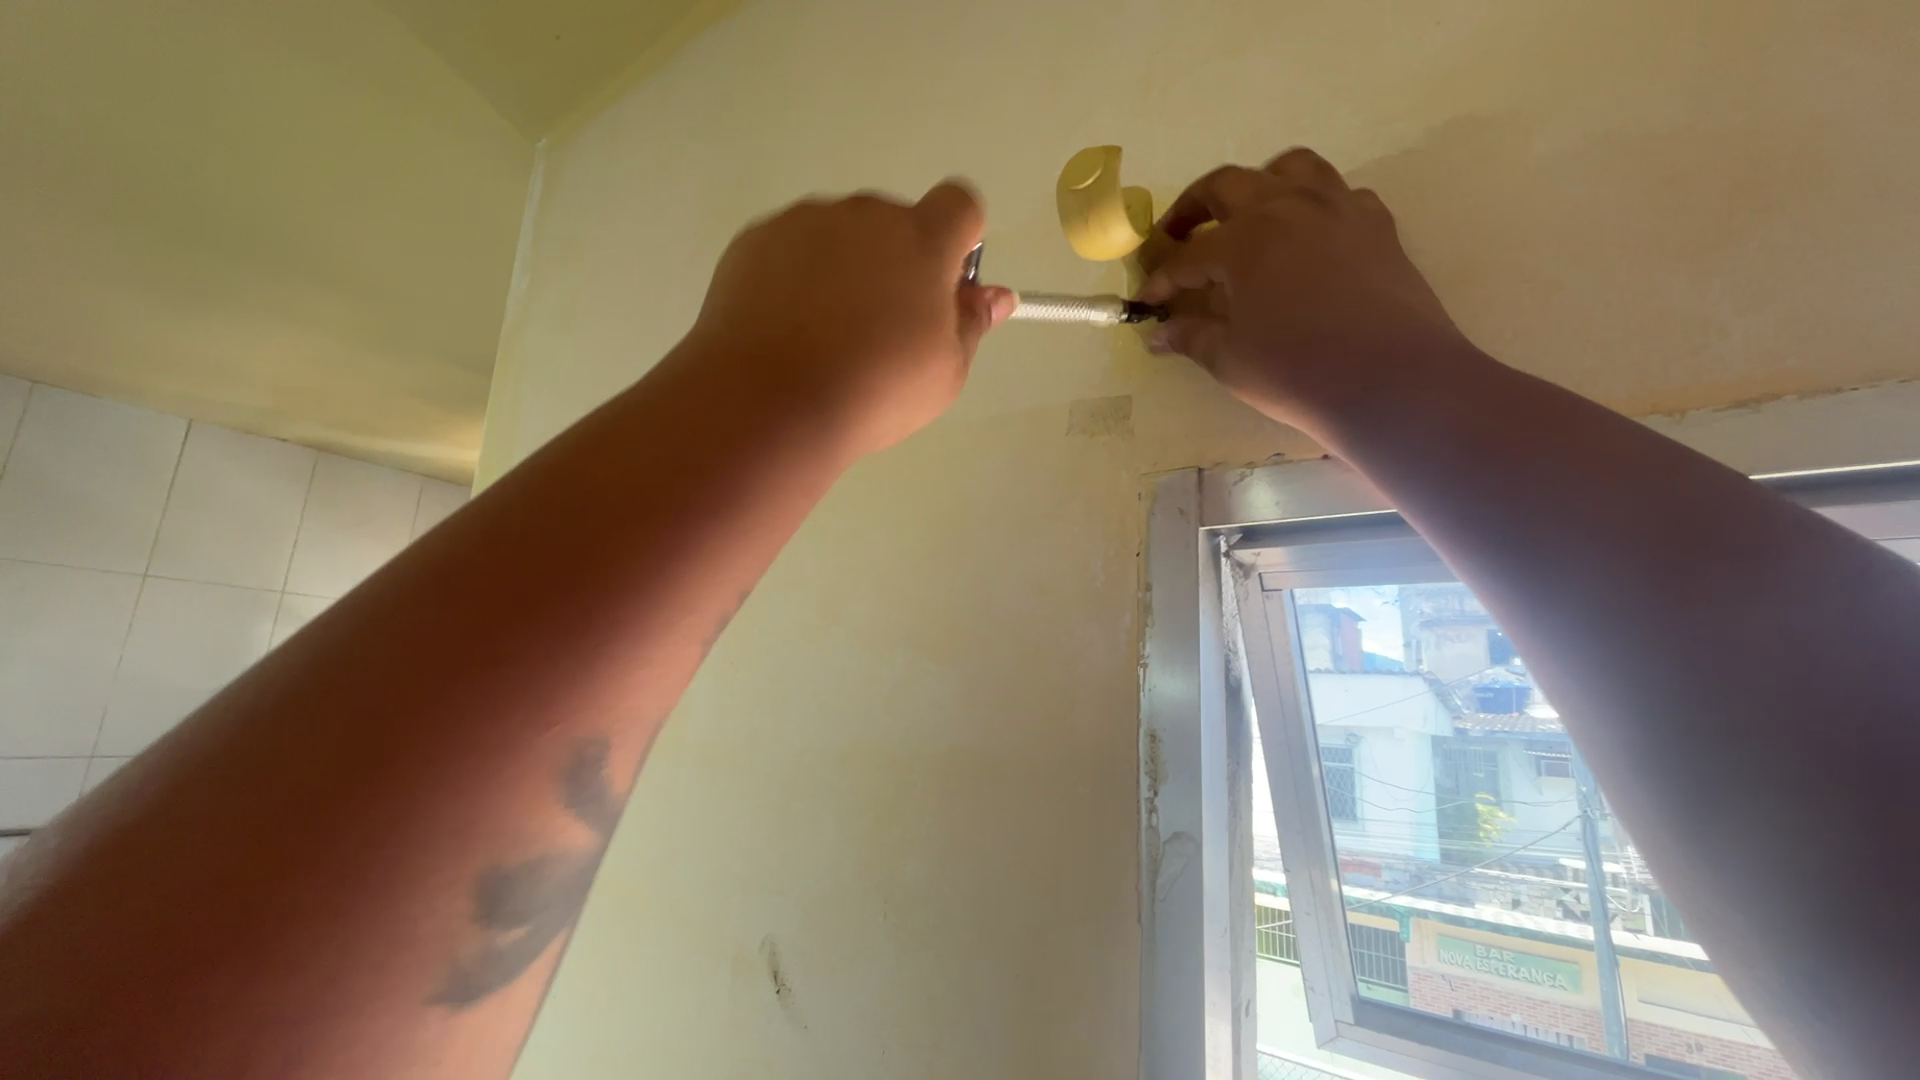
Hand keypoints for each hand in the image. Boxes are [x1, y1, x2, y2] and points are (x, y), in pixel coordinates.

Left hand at [681, 182, 1016, 458]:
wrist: (771, 400)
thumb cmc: (876, 389)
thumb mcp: (945, 371)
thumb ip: (972, 322)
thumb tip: (995, 295)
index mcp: (921, 239)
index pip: (959, 204)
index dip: (959, 240)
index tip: (943, 284)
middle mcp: (864, 215)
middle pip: (894, 223)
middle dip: (896, 261)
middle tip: (882, 328)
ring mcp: (803, 221)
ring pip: (839, 235)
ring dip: (844, 268)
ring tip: (826, 335)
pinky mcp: (754, 240)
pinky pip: (790, 249)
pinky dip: (795, 277)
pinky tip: (786, 329)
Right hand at [1137, 149, 1471, 429]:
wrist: (1392, 380)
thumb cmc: (1298, 372)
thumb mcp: (1231, 360)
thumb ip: (1191, 337)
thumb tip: (1159, 334)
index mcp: (1243, 241)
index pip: (1187, 255)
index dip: (1161, 278)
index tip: (1145, 299)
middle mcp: (1287, 208)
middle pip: (1228, 186)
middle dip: (1193, 209)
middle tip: (1177, 237)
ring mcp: (1336, 209)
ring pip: (1290, 170)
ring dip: (1258, 187)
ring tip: (1246, 218)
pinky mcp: (1375, 224)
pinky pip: (1338, 195)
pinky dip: (1313, 207)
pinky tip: (1307, 240)